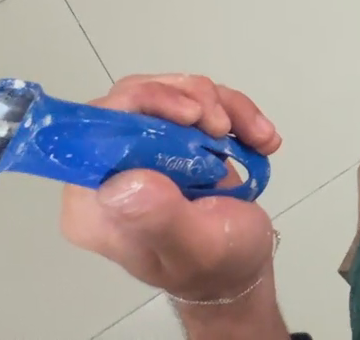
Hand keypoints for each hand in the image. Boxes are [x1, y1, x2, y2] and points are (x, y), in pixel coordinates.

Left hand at [59, 75, 283, 302]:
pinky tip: (263, 140)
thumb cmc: (217, 264)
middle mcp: (114, 171)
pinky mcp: (179, 142)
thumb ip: (157, 217)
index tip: (193, 114)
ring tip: (258, 138)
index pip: (99, 129)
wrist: (243, 266)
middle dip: (194, 100)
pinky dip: (239, 114)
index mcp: (96, 202)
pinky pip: (204, 103)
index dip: (144, 104)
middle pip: (142, 98)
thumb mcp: (193, 245)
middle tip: (225, 127)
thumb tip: (121, 183)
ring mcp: (148, 153)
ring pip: (180, 93)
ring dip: (226, 106)